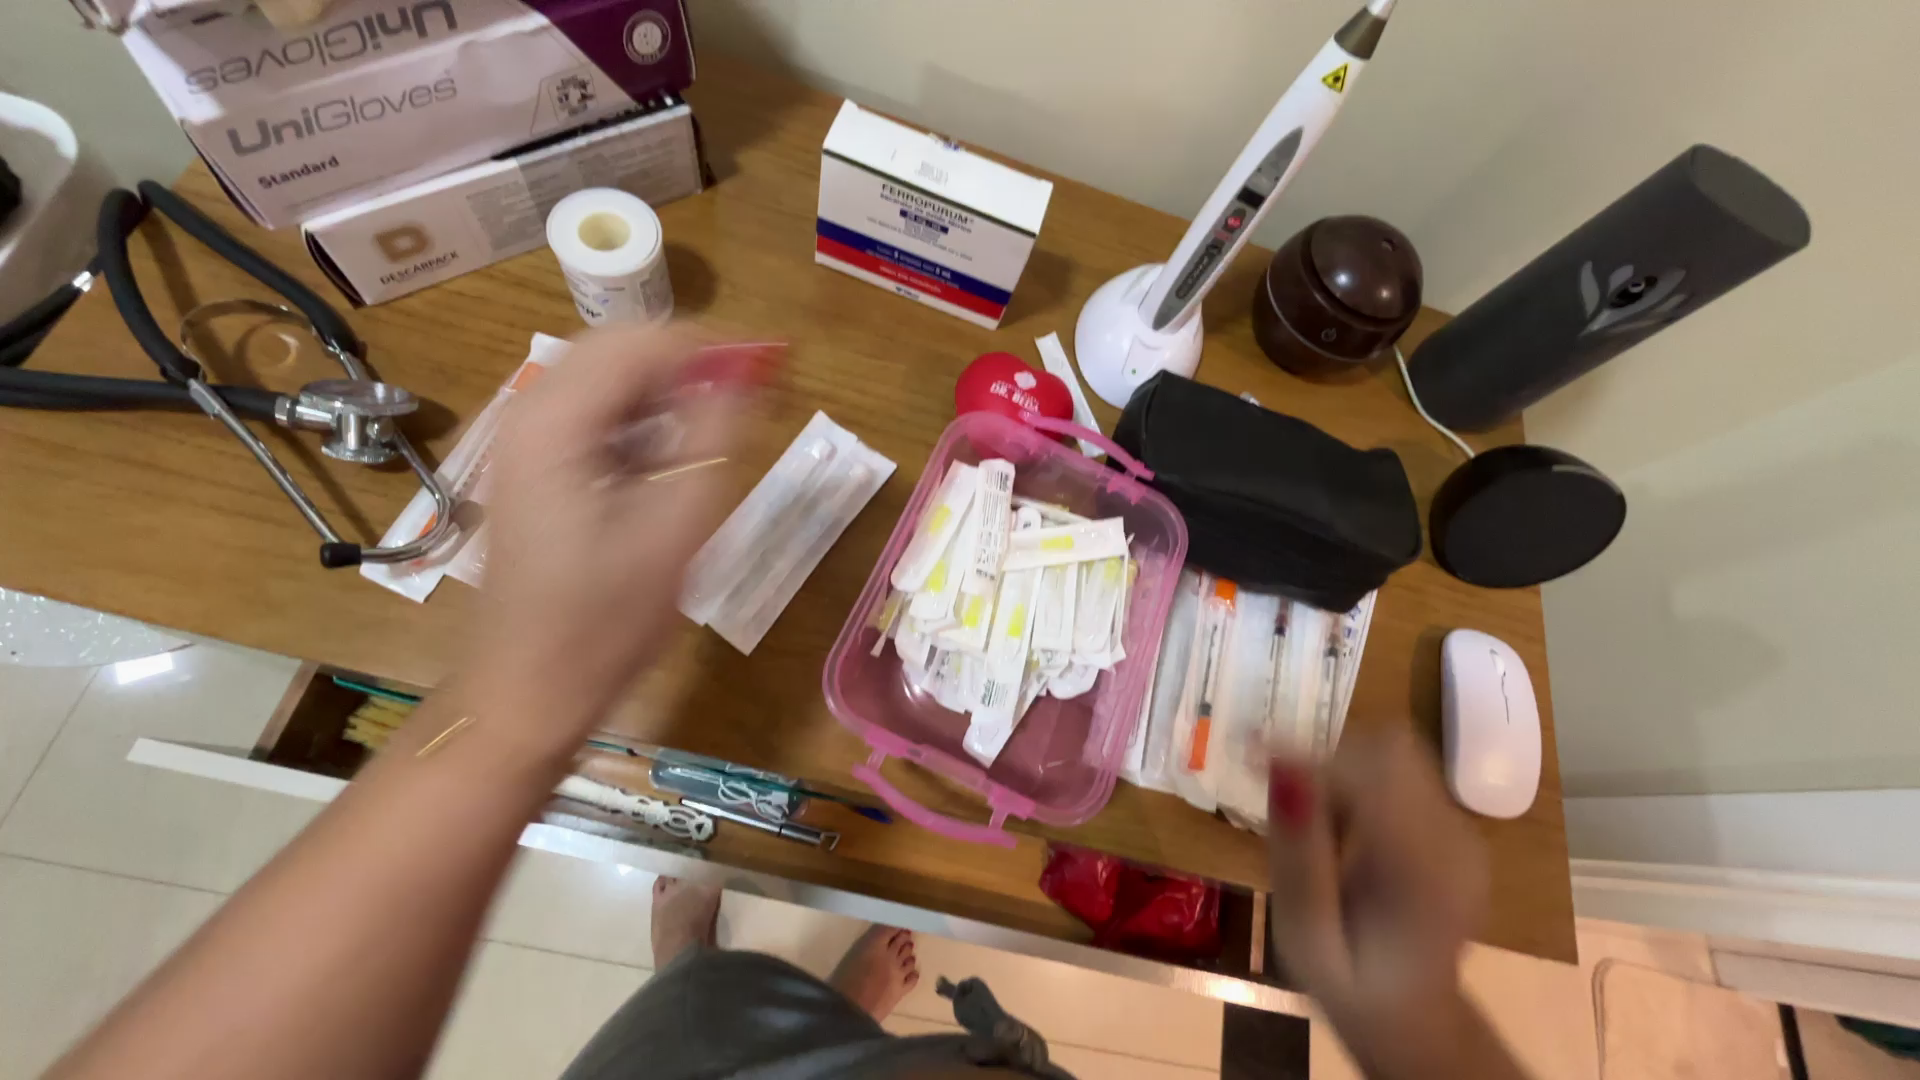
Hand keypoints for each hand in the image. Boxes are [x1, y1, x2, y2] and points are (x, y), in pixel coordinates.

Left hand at [469, 325, 771, 741]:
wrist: (530, 690)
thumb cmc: (607, 621)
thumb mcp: (678, 526)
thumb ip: (717, 436)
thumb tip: (752, 373)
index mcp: (555, 422)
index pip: (641, 343)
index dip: (713, 346)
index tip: (772, 369)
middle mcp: (527, 416)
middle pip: (618, 353)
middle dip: (690, 366)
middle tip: (752, 400)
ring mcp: (522, 445)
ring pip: (607, 384)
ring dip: (668, 394)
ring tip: (720, 434)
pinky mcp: (531, 472)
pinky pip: (594, 420)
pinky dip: (642, 424)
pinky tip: (672, 464)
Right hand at [1266, 727, 1487, 1040]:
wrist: (1413, 1016)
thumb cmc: (1349, 981)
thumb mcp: (1306, 933)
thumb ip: (1297, 855)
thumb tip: (1280, 766)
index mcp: (1424, 870)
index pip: (1374, 768)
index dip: (1310, 750)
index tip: (1249, 749)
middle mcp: (1455, 838)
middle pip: (1387, 750)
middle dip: (1325, 758)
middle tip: (1282, 798)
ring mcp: (1460, 829)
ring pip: (1390, 754)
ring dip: (1338, 770)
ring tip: (1312, 826)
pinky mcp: (1451, 825)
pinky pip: (1396, 773)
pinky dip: (1353, 784)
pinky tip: (1336, 832)